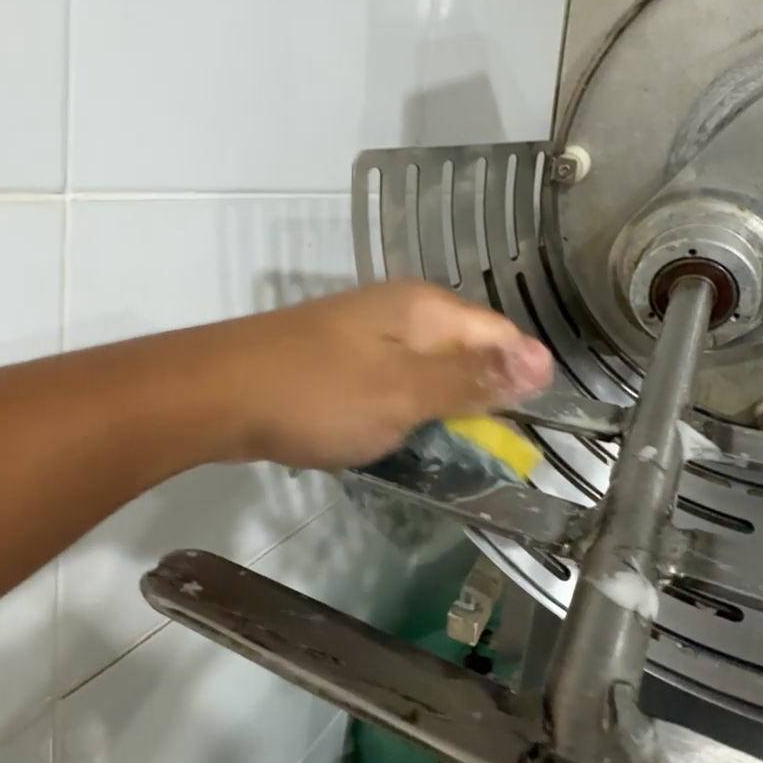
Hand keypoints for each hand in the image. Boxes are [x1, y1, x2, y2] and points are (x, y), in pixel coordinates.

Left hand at [205, 280, 552, 468]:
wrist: (218, 395)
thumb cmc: (318, 394)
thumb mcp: (406, 392)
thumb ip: (472, 378)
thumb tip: (544, 360)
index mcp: (425, 308)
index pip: (501, 336)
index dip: (518, 382)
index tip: (520, 436)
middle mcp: (399, 311)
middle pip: (464, 352)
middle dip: (477, 401)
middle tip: (477, 454)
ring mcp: (363, 334)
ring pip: (424, 372)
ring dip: (436, 411)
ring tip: (435, 453)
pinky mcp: (336, 361)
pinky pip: (388, 384)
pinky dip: (397, 412)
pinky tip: (388, 438)